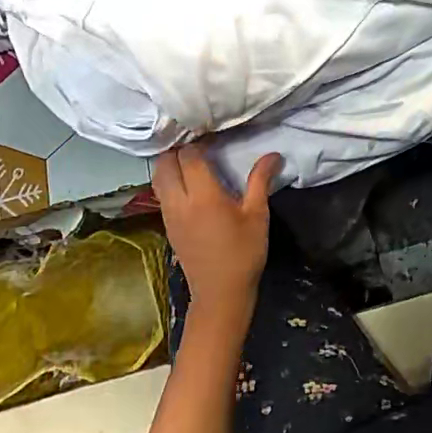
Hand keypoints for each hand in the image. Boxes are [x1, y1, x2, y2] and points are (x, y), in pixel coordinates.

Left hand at [152, 144, 280, 334]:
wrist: (220, 293)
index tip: (214, 139)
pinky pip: (160, 192)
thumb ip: (260, 181)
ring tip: (190, 162)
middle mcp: (180, 201)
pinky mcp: (166, 224)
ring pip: (158, 176)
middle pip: (166, 161)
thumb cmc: (244, 254)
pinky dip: (167, 180)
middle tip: (200, 148)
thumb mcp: (257, 216)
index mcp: (203, 196)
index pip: (190, 156)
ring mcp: (168, 213)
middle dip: (180, 149)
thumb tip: (273, 155)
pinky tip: (185, 183)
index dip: (200, 142)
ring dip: (170, 164)